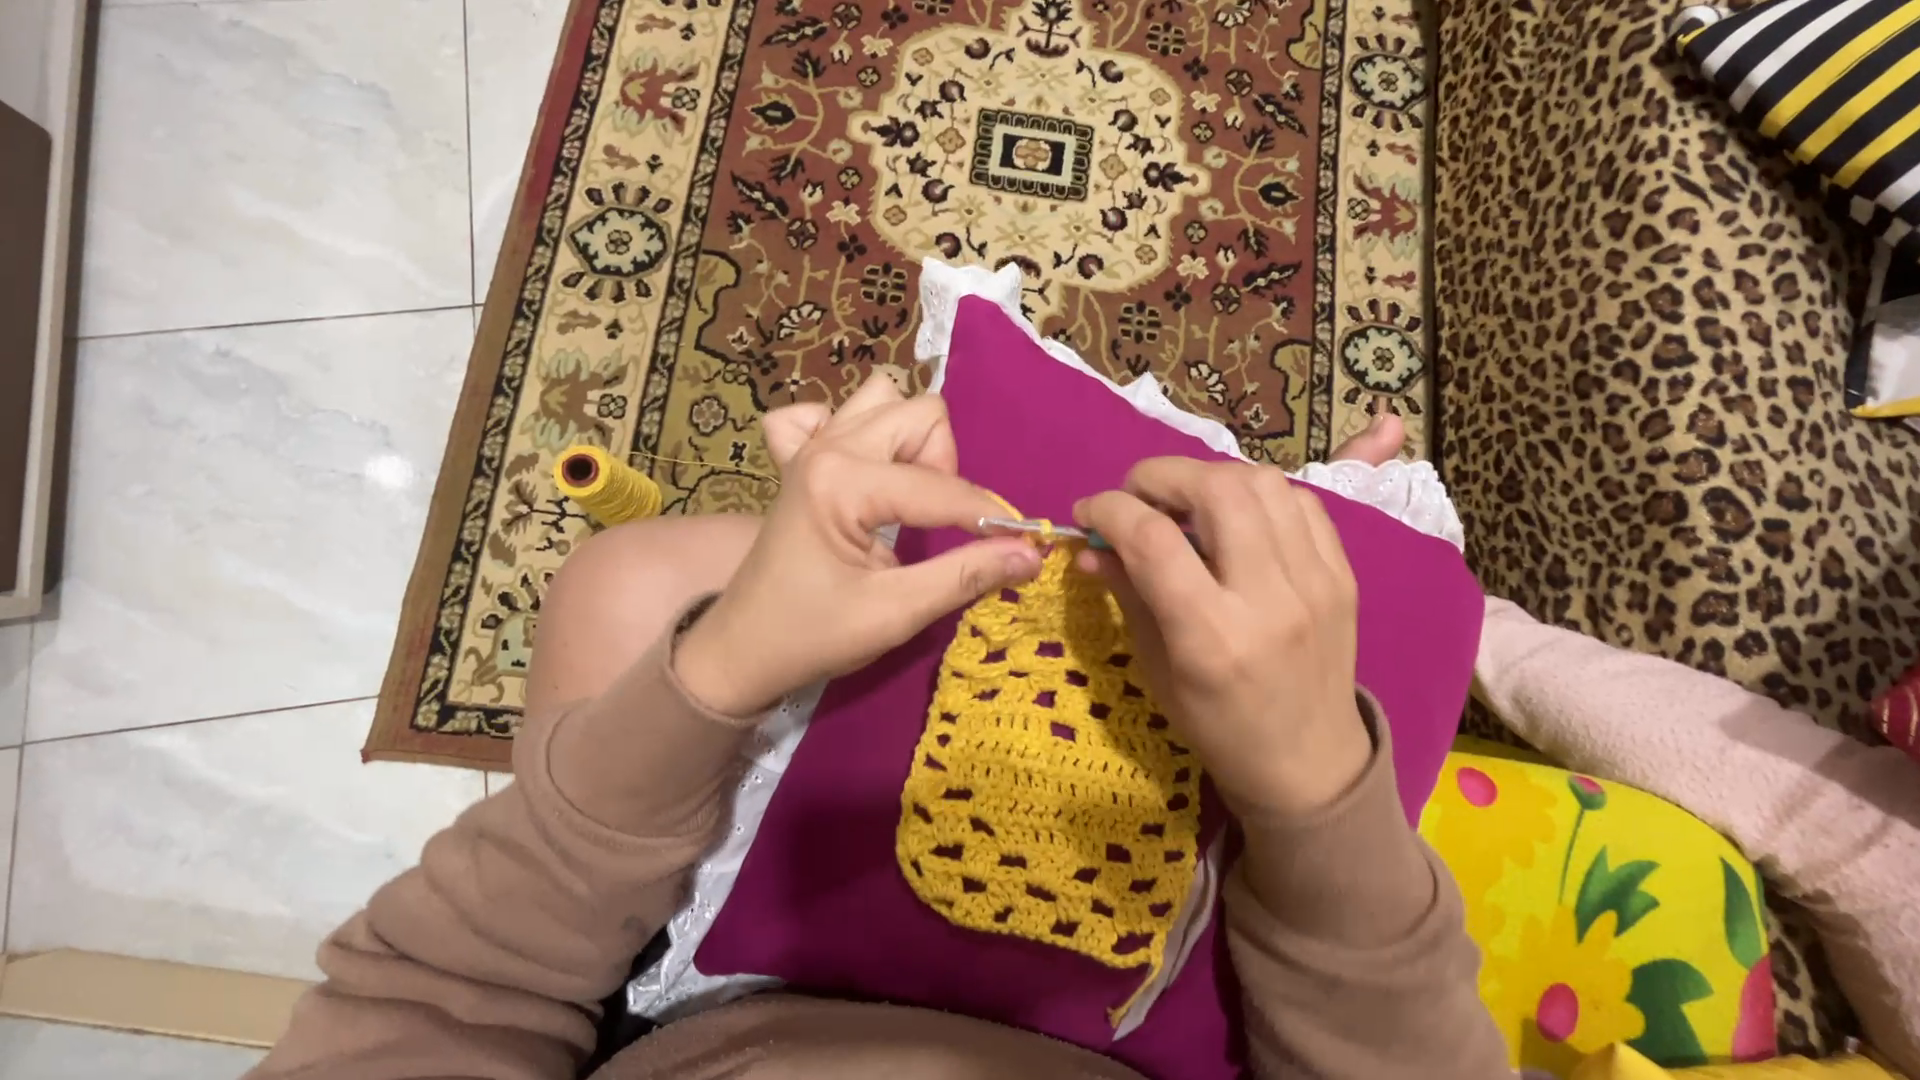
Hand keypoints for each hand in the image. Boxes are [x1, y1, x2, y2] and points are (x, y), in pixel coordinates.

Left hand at [675, 377, 1042, 714]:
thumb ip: (966, 575)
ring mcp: (807, 446)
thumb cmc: (813, 637)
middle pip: (921, 415)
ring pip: (882, 399)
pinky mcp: (796, 457)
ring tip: (904, 495)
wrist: (742, 650)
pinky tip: (857, 473)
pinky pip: (826, 412)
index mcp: (843, 482)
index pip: (941, 487)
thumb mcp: (895, 613)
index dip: (990, 518)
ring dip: (908, 441)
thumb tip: (1031, 554)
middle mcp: (826, 447)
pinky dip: (851, 431)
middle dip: (947, 468)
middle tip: (939, 526)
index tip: (1022, 547)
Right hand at [1074, 458, 1371, 818]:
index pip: (1154, 540)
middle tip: (1137, 496)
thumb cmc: (1217, 725)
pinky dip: (1257, 494)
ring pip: (1263, 483)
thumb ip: (1127, 594)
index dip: (1111, 509)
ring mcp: (1316, 583)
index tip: (1089, 511)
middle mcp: (1269, 599)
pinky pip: (1301, 502)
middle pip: (1217, 490)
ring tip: (1185, 503)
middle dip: (1161, 475)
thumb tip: (1091, 546)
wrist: (1309, 763)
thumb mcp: (1156, 668)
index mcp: (1211, 636)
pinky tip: (1235, 517)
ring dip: (1210, 477)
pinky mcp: (1343, 575)